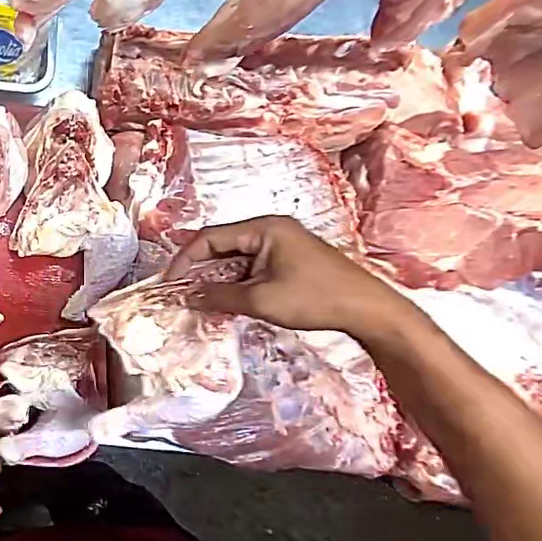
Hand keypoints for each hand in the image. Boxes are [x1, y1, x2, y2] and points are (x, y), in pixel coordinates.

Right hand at [163, 216, 419, 341]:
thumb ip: (218, 296)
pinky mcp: (292, 259)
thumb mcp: (260, 300)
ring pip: (236, 258)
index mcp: (263, 228)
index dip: (184, 259)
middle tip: (180, 290)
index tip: (169, 282)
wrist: (371, 312)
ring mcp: (283, 243)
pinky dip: (236, 281)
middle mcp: (271, 229)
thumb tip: (187, 297)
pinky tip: (228, 298)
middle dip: (198, 268)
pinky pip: (252, 266)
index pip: (209, 237)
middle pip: (221, 245)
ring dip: (217, 278)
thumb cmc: (316, 299)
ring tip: (200, 298)